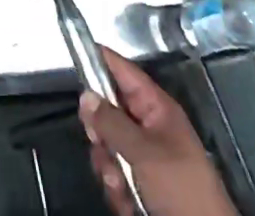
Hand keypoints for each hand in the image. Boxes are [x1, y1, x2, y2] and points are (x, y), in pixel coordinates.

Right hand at [79, 47, 237, 215]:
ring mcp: (144, 154)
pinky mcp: (140, 180)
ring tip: (120, 185)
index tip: (73, 54)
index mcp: (157, 109)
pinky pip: (112, 169)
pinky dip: (115, 186)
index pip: (122, 70)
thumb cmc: (182, 189)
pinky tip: (127, 199)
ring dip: (107, 165)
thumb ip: (112, 121)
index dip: (98, 59)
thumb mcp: (145, 152)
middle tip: (100, 143)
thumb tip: (85, 94)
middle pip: (105, 108)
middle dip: (99, 131)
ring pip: (105, 142)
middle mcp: (149, 126)